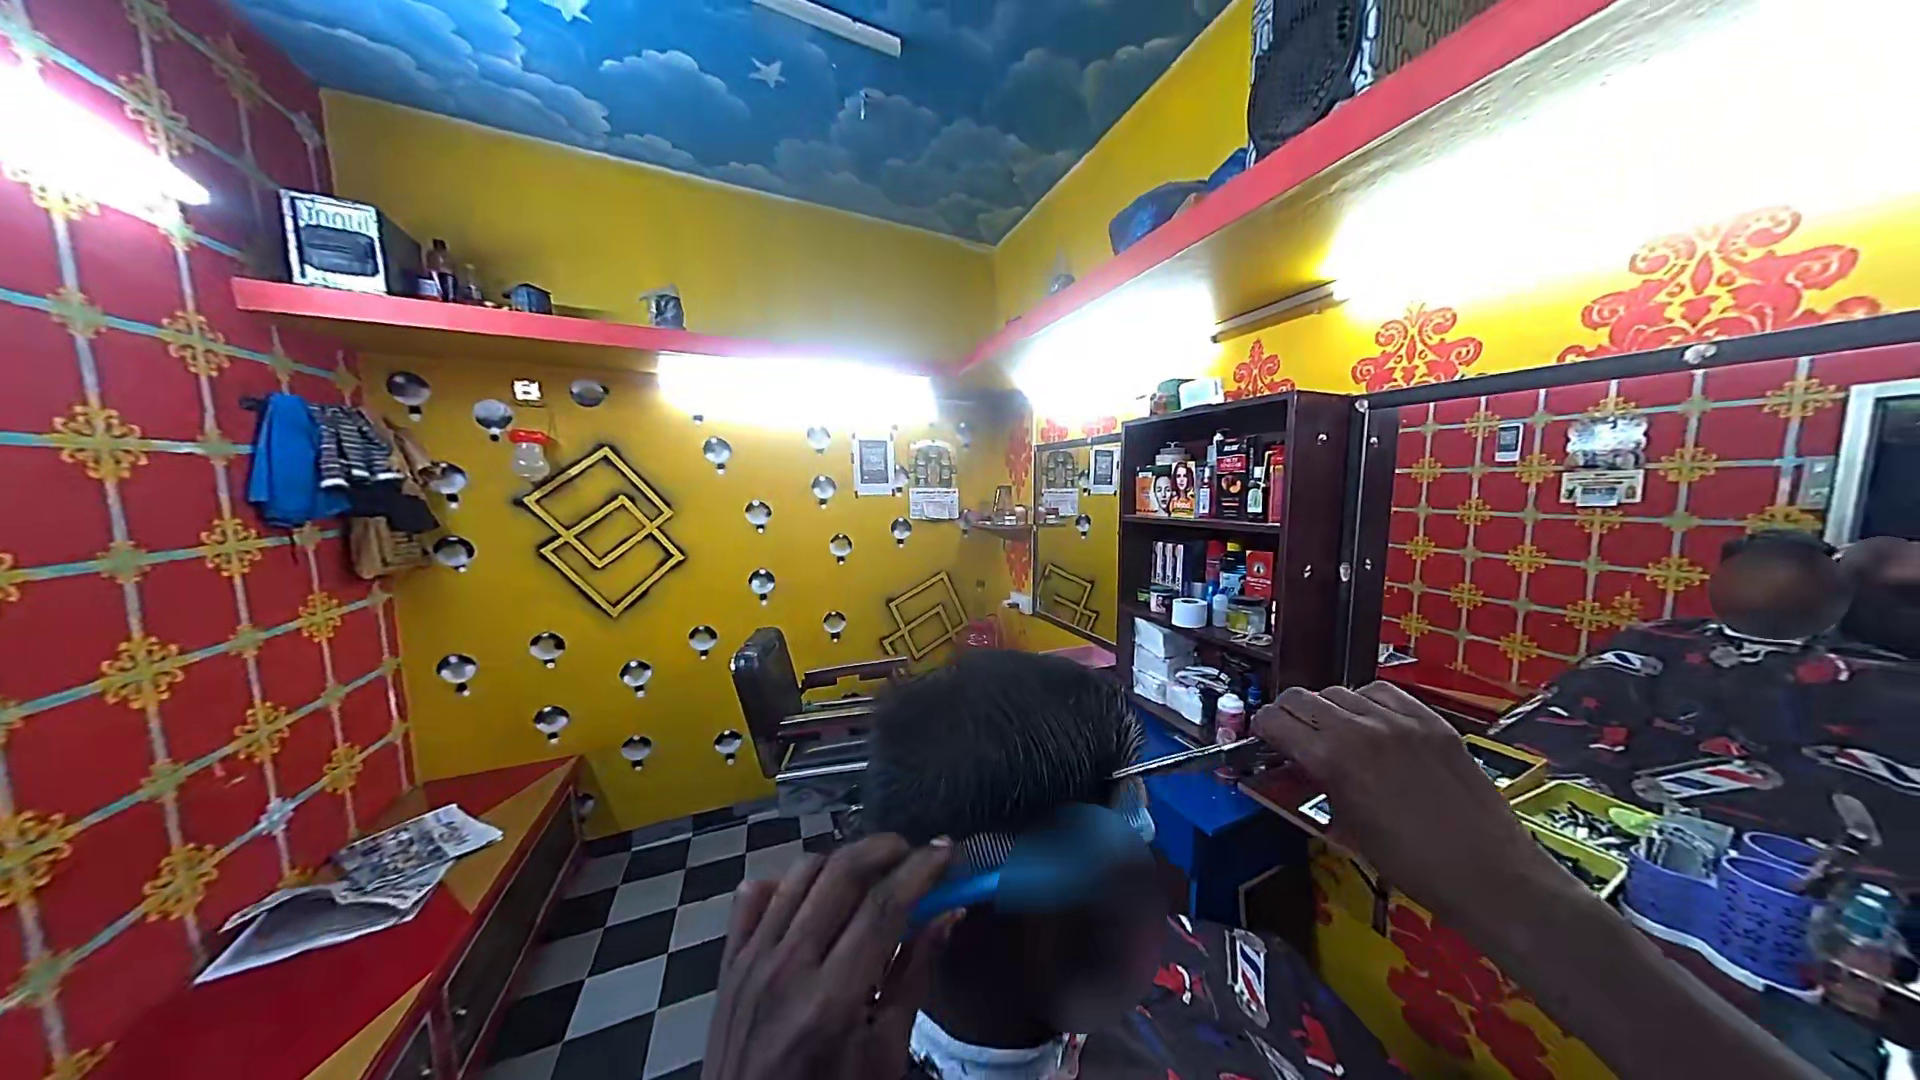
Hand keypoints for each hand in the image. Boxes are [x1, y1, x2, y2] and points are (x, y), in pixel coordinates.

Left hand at [701, 835, 957, 1079]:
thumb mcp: (885, 1057)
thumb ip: (915, 976)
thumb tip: (948, 913)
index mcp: (832, 1000)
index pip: (884, 906)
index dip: (921, 869)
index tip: (944, 850)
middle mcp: (787, 967)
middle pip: (842, 872)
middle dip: (886, 848)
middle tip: (912, 854)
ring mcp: (751, 959)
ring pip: (802, 870)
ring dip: (843, 860)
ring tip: (870, 875)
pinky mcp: (729, 960)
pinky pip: (755, 893)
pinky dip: (788, 881)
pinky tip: (812, 896)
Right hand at [1252, 682, 1571, 934]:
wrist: (1492, 877)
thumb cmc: (1411, 864)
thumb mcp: (1345, 825)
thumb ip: (1316, 780)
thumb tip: (1297, 759)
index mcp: (1331, 760)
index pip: (1274, 719)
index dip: (1262, 728)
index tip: (1266, 739)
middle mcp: (1359, 729)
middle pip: (1300, 697)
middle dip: (1287, 714)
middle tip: (1292, 734)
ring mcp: (1398, 721)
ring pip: (1338, 691)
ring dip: (1326, 708)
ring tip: (1336, 731)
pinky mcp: (1430, 721)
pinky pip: (1382, 692)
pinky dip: (1366, 702)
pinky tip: (1372, 723)